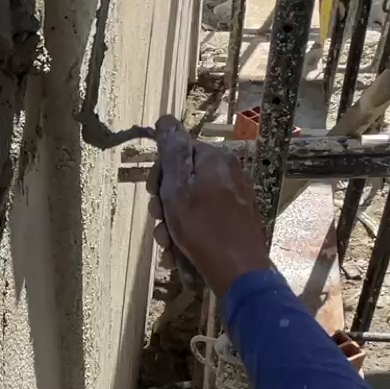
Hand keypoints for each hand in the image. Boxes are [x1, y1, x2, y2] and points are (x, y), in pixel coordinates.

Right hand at [146, 114, 270, 294]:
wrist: (237, 270)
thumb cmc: (203, 227)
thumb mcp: (177, 187)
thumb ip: (171, 152)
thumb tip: (165, 118)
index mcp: (216, 159)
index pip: (178, 152)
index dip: (159, 174)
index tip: (152, 194)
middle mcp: (227, 174)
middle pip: (181, 180)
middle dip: (163, 204)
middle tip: (159, 220)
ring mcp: (232, 200)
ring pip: (188, 205)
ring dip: (170, 225)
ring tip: (168, 244)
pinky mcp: (233, 223)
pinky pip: (200, 223)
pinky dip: (185, 237)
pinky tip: (178, 253)